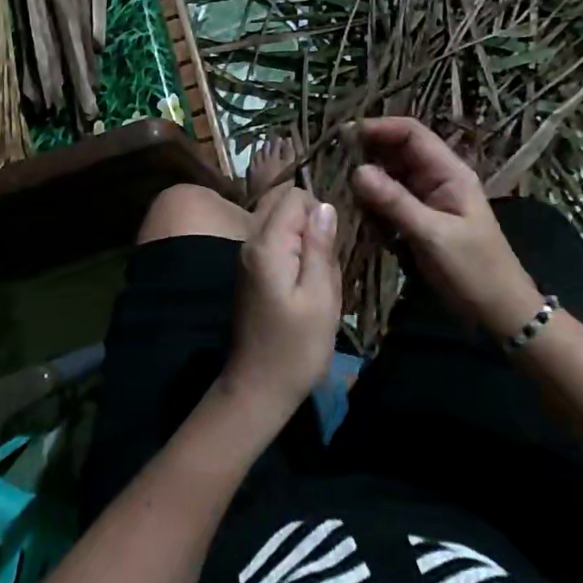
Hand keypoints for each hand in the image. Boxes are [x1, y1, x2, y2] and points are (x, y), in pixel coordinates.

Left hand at [220, 188, 341, 420]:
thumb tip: (326, 205)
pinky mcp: (252, 271)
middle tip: (327, 265)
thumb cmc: (296, 347)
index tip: (333, 245)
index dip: (320, 212)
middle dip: (312, 225)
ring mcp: (248, 257)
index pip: (293, 196)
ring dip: (307, 244)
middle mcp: (251, 242)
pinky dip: (297, 257)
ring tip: (319, 283)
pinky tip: (308, 289)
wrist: (259, 386)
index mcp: (265, 245)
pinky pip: (278, 245)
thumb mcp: (320, 298)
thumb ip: (321, 248)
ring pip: (284, 225)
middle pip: (284, 205)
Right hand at [348, 117, 543, 337]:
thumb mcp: (432, 235)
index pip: (411, 133)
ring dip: (367, 178)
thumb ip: (394, 201)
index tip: (345, 135)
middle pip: (397, 151)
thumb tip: (356, 170)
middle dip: (367, 151)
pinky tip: (355, 209)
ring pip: (390, 175)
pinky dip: (372, 201)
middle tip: (332, 159)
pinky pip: (389, 199)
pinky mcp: (419, 219)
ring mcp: (428, 199)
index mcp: (449, 172)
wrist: (501, 313)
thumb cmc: (474, 270)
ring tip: (338, 184)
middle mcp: (437, 178)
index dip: (379, 127)